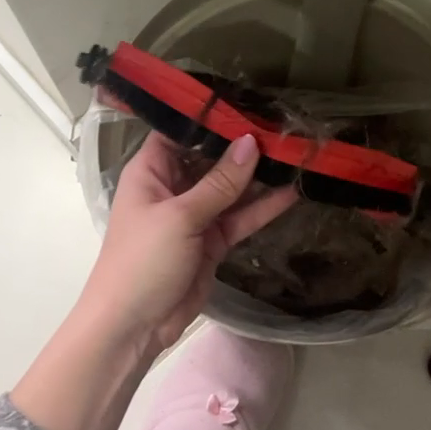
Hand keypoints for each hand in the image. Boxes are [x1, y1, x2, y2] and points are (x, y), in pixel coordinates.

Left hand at [76, 132, 298, 356]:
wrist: (133, 326)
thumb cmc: (142, 261)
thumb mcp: (180, 217)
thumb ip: (219, 183)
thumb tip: (251, 143)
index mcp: (151, 171)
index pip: (181, 132)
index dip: (212, 117)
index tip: (249, 103)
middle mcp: (173, 187)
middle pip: (212, 158)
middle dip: (244, 145)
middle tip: (285, 126)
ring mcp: (194, 216)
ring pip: (231, 188)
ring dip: (260, 175)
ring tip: (298, 154)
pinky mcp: (212, 242)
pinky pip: (240, 217)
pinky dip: (263, 207)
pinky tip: (292, 191)